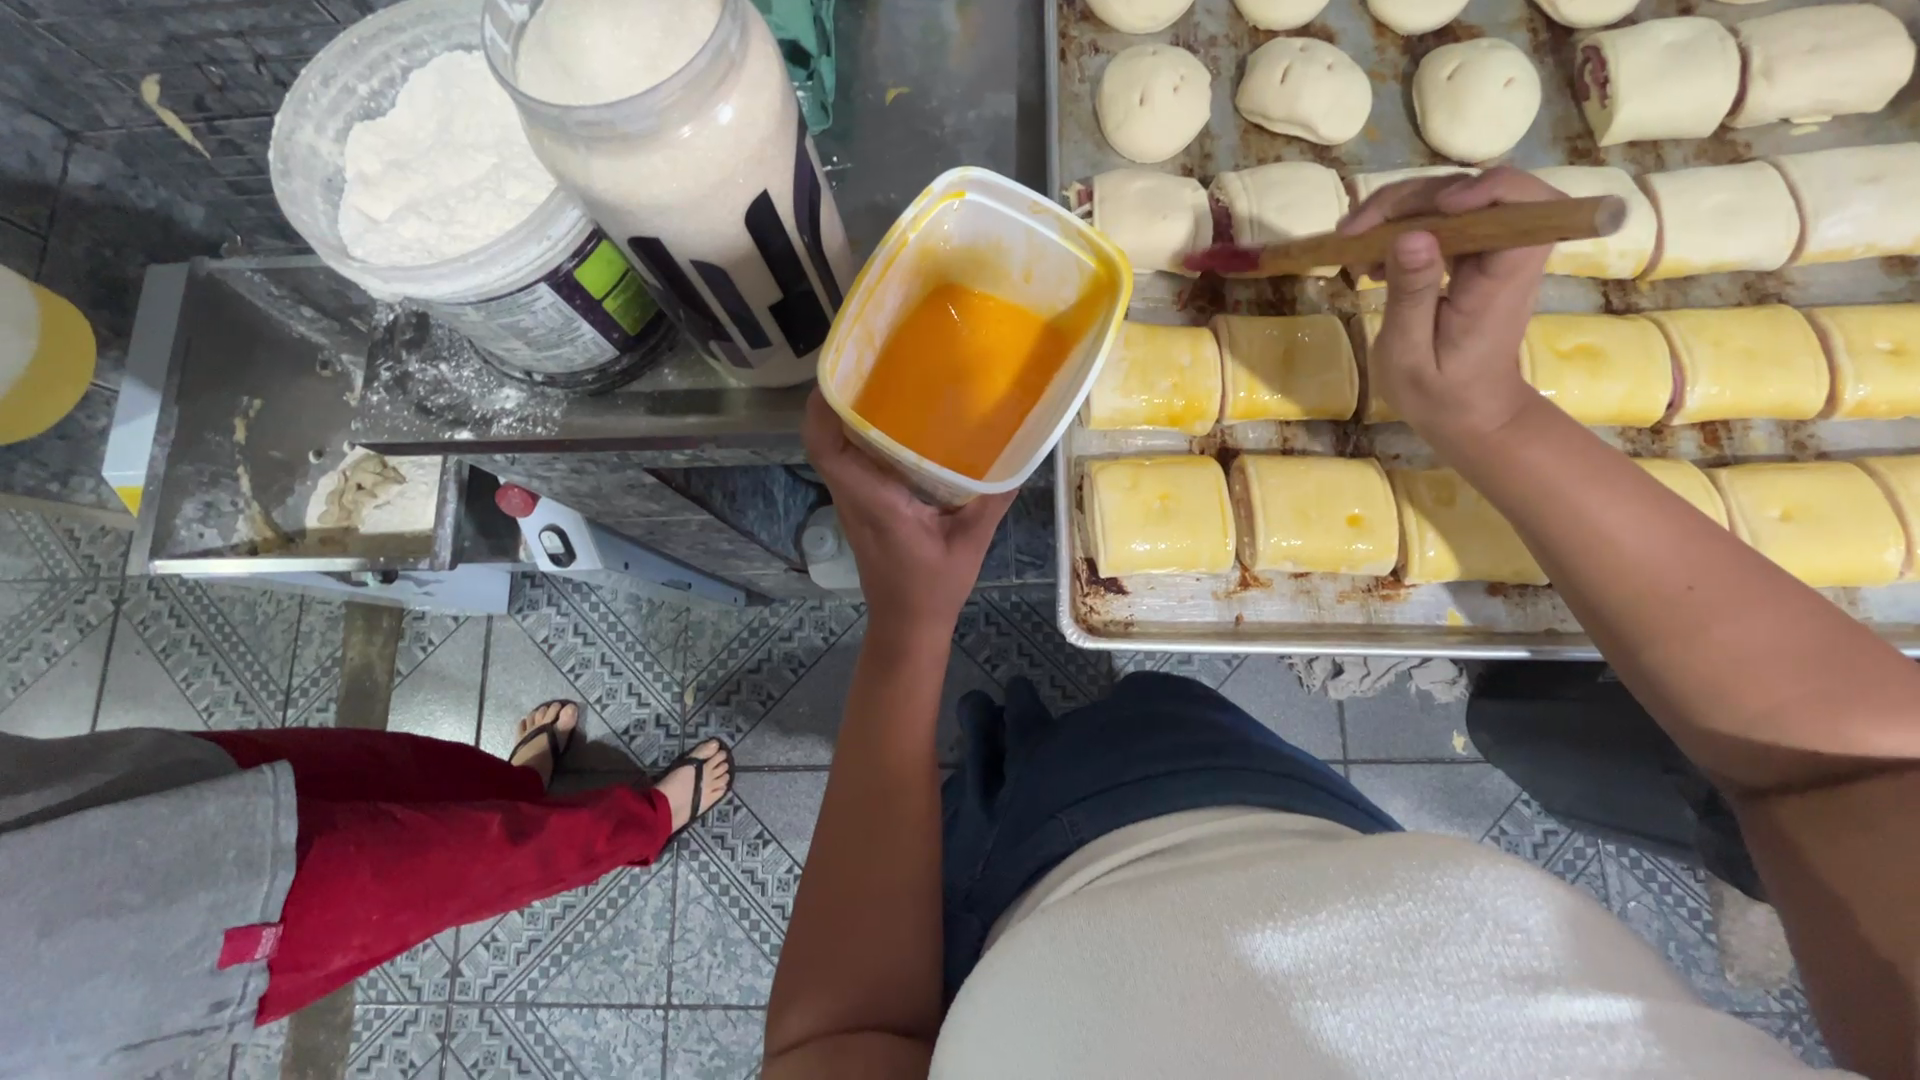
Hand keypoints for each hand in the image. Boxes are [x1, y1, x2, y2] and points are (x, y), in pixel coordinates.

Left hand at [802, 389, 1014, 636]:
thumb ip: (994, 498)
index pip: (828, 451)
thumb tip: (1023, 454)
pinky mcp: (859, 509)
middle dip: (836, 400)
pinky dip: (858, 440)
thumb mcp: (971, 542)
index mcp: (875, 502)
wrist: (906, 626)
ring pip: (834, 452)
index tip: (840, 374)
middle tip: (868, 366)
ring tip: (880, 385)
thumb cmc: (934, 588)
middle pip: (825, 441)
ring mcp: (852, 504)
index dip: (823, 409)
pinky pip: (849, 465)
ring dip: (845, 419)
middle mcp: (853, 498)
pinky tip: (892, 426)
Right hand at [1339, 166, 1556, 447]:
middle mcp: (1507, 254)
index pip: (1525, 205)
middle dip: (1410, 200)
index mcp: (1503, 278)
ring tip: (1353, 246)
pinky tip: (1372, 259)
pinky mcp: (1473, 257)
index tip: (1433, 211)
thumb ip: (1412, 294)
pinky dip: (1401, 230)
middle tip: (1353, 232)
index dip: (1484, 191)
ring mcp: (1491, 253)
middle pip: (1474, 193)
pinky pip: (1442, 224)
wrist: (1469, 413)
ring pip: (1452, 202)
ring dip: (1397, 213)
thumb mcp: (1409, 353)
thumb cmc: (1439, 393)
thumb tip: (1411, 235)